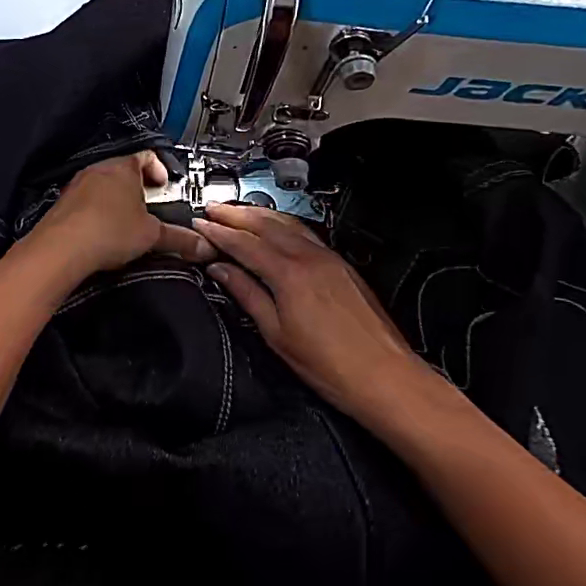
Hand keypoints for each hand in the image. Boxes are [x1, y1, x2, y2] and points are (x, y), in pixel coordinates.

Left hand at [29, 152, 214, 277]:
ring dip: (117, 203)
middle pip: (126, 172)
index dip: (161, 171)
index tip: (166, 187)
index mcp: (124, 167)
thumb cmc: (105, 231)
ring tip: (128, 226)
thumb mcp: (151, 235)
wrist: (60, 250)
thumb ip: (179, 238)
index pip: (148, 157)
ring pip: (105, 187)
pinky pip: (86, 204)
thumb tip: (200, 246)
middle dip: (140, 190)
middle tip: (152, 210)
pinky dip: (98, 215)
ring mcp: (78, 186)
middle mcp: (99, 169)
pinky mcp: (62, 205)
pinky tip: (104, 236)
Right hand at [196, 204, 439, 421]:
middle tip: (214, 209)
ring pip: (287, 223)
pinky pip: (305, 232)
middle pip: (265, 224)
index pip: (244, 243)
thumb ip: (247, 295)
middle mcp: (310, 257)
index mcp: (290, 274)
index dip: (219, 232)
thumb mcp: (277, 335)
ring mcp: (328, 258)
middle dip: (235, 214)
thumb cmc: (335, 367)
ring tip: (239, 212)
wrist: (385, 375)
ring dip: (259, 214)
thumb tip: (222, 272)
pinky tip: (278, 228)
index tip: (201, 225)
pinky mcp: (341, 265)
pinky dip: (283, 224)